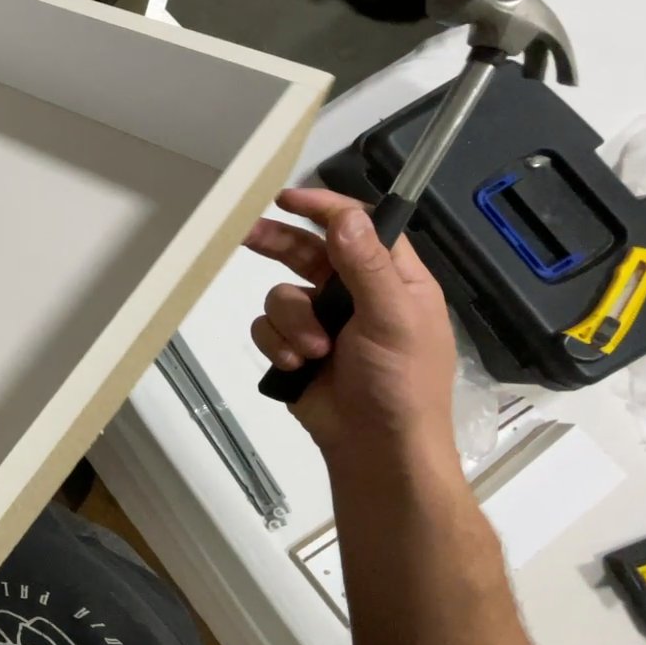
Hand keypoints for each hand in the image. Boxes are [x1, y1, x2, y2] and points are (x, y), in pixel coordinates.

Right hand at [242, 189, 458, 475]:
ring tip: (312, 352)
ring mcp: (322, 321)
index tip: (289, 198)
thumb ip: (367, 267)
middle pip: (306, 252)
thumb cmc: (401, 383)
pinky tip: (296, 365)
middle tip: (244, 233)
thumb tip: (344, 218)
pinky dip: (277, 345)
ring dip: (291, 323)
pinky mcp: (294, 346)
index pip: (358, 228)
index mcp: (392, 280)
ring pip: (280, 295)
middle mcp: (355, 294)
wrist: (374, 446)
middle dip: (277, 246)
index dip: (326, 208)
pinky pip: (267, 328)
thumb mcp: (393, 320)